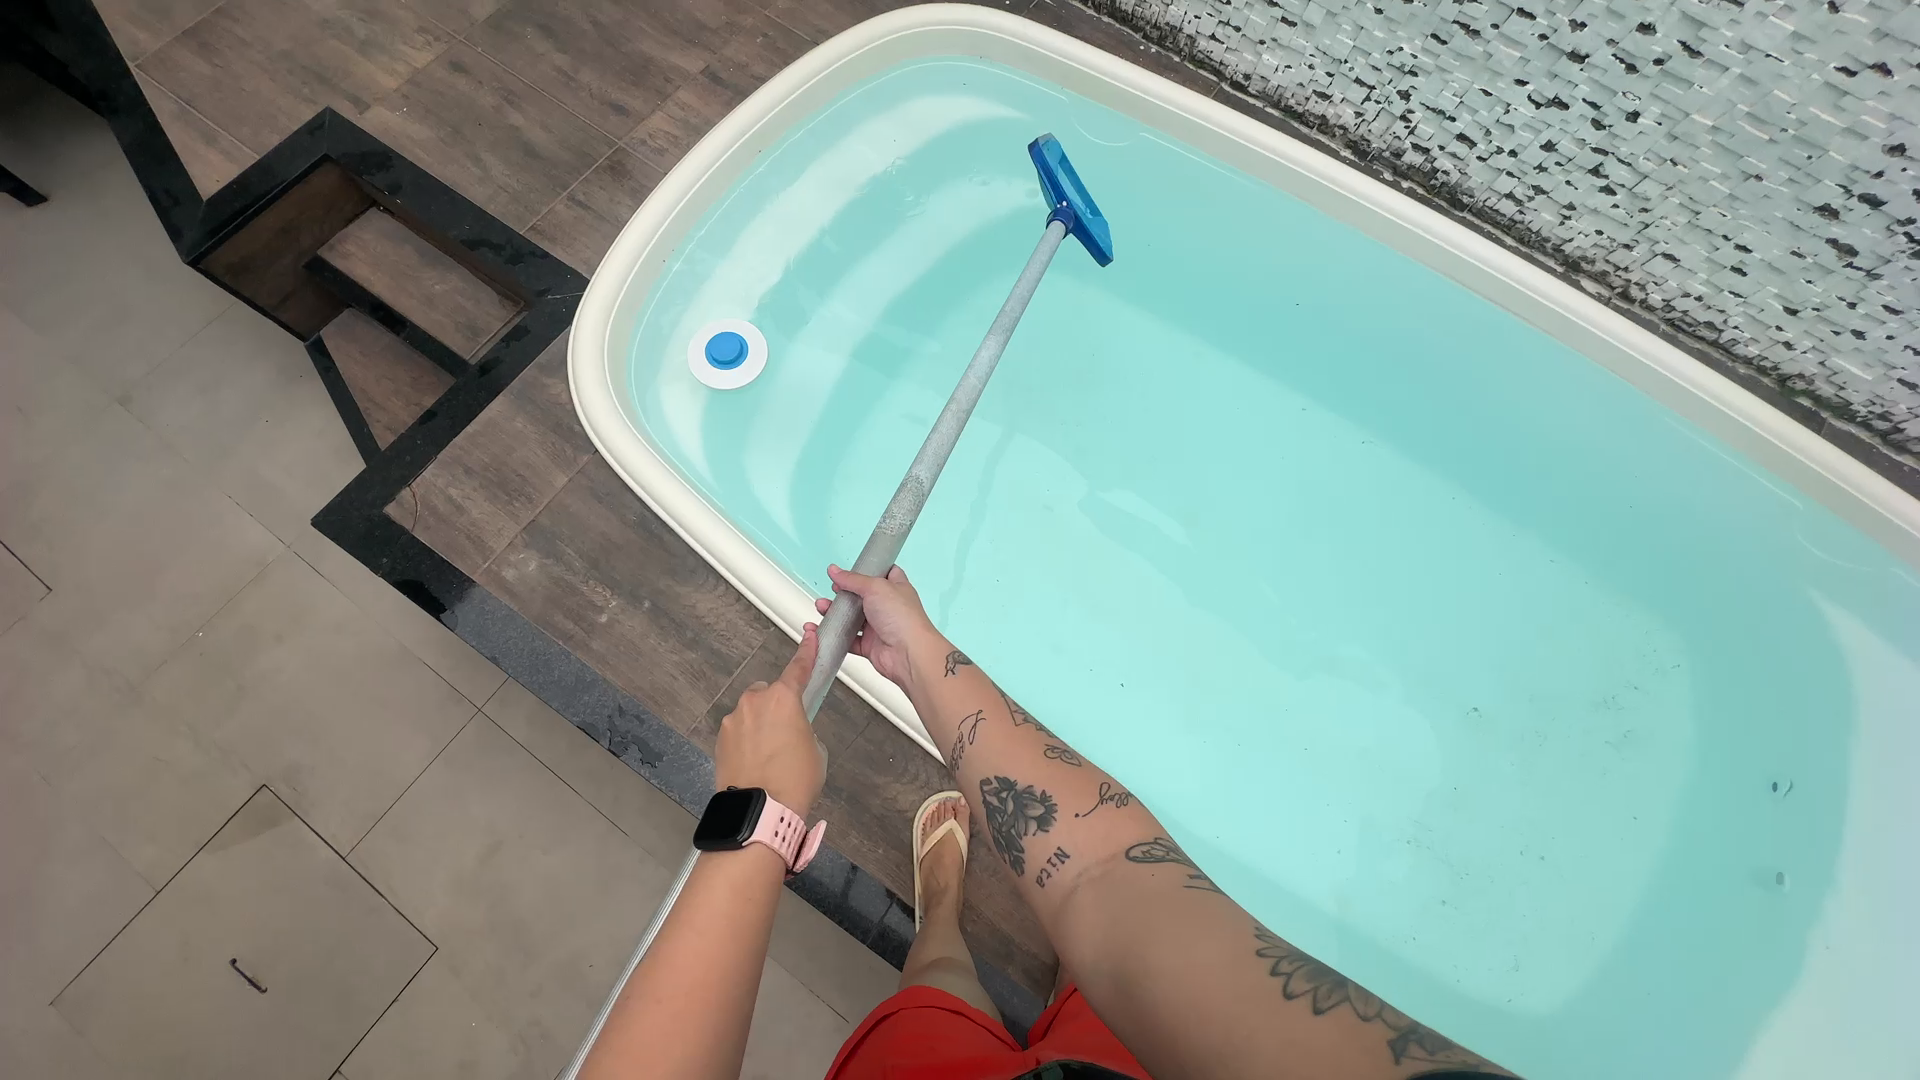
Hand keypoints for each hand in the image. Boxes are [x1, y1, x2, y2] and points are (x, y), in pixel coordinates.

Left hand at [715, 625, 826, 816]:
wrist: (761, 813)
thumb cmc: (794, 781)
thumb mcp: (815, 748)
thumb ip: (804, 727)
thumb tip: (792, 730)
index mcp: (783, 698)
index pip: (798, 667)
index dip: (807, 651)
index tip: (810, 637)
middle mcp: (755, 703)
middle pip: (769, 693)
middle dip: (777, 706)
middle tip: (789, 733)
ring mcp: (733, 721)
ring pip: (751, 714)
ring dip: (760, 727)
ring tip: (772, 757)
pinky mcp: (720, 740)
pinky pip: (738, 732)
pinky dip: (747, 742)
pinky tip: (757, 764)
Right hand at [813, 564, 944, 696]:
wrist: (908, 653)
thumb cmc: (903, 618)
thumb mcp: (876, 587)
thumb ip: (853, 579)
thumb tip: (836, 571)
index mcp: (896, 588)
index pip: (884, 573)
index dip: (869, 570)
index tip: (853, 569)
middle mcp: (888, 607)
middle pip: (863, 597)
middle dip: (845, 593)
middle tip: (834, 589)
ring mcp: (879, 627)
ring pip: (853, 619)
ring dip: (836, 613)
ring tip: (822, 607)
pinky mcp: (870, 645)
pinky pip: (849, 640)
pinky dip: (836, 636)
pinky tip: (825, 629)